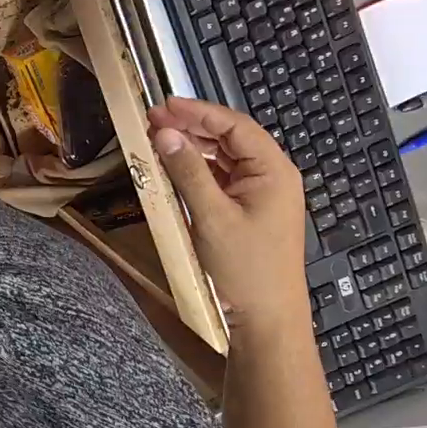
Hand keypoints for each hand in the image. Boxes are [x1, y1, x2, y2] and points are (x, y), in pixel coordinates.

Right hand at [147, 97, 309, 332]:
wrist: (266, 322)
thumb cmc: (245, 270)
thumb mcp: (211, 216)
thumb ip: (187, 171)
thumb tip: (165, 132)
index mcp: (273, 171)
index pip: (235, 126)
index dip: (198, 112)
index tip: (163, 105)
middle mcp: (271, 178)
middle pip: (229, 139)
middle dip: (191, 127)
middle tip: (152, 120)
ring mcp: (260, 196)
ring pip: (222, 159)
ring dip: (191, 149)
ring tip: (157, 141)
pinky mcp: (248, 214)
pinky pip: (220, 181)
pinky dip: (195, 172)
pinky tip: (172, 170)